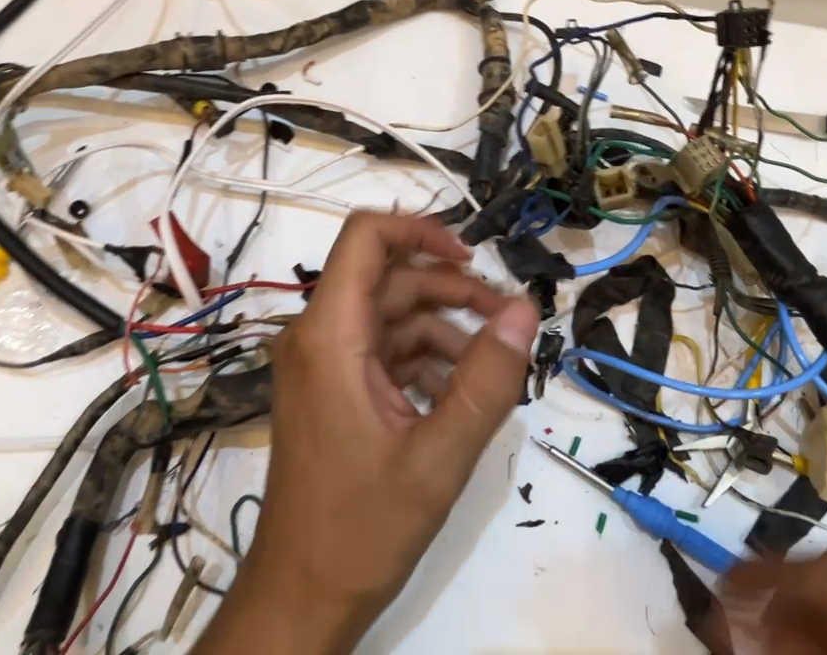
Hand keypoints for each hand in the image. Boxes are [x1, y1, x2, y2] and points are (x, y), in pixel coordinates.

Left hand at [195, 212, 538, 654]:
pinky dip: (423, 361)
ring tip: (492, 365)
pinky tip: (458, 395)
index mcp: (330, 334)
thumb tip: (526, 309)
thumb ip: (487, 380)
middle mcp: (317, 337)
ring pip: (389, 317)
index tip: (472, 258)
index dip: (419, 229)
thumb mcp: (439, 456)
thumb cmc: (363, 528)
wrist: (301, 597)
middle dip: (449, 290)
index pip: (365, 237)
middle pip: (388, 278)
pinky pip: (382, 354)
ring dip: (442, 329)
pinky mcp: (331, 393)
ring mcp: (321, 366)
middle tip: (506, 321)